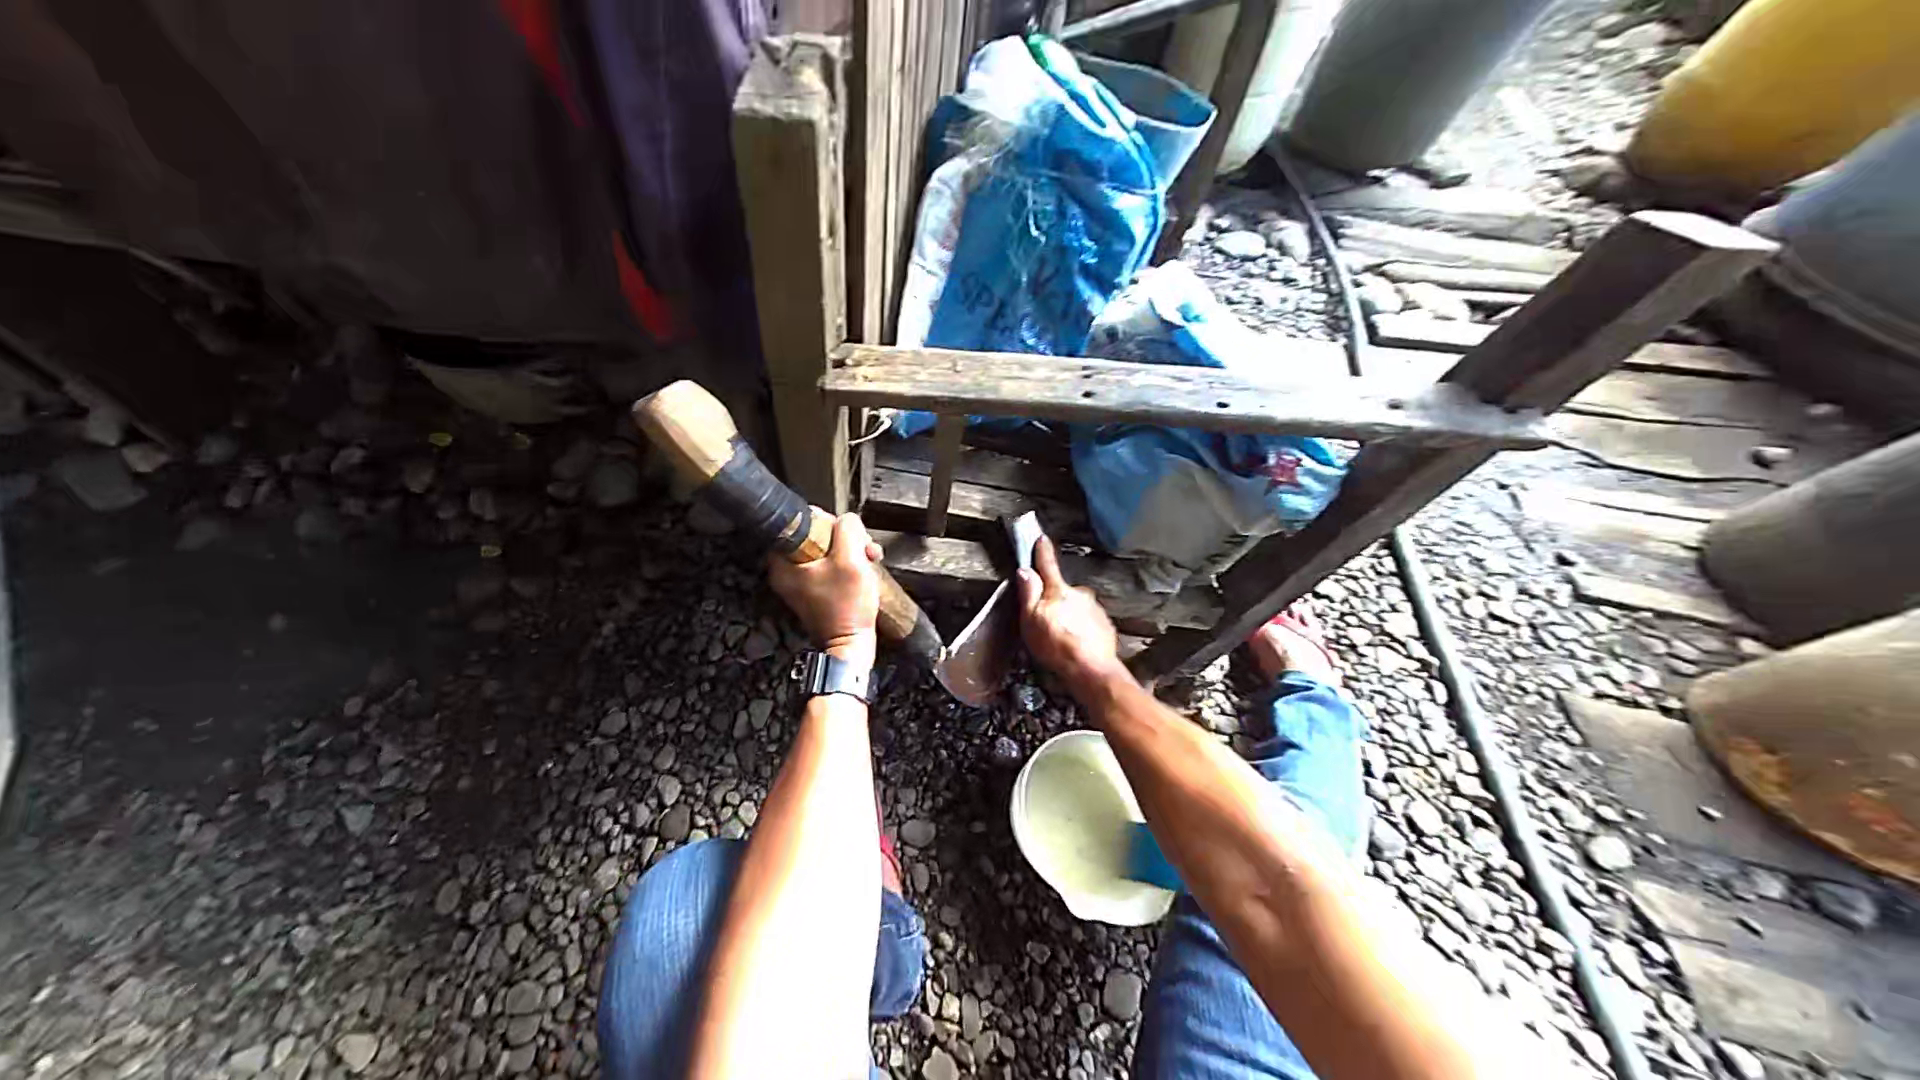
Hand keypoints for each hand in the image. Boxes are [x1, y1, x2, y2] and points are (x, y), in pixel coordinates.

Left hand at [768, 512, 881, 662]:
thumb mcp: (851, 559)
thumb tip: (848, 520)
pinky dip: (848, 565)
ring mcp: (799, 582)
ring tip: (869, 560)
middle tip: (864, 549)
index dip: (830, 522)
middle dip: (846, 539)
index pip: (803, 522)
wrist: (851, 646)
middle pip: (817, 535)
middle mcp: (785, 571)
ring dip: (851, 551)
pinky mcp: (814, 591)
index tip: (846, 534)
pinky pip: (830, 566)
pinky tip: (864, 570)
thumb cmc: (848, 608)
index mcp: (784, 561)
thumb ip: (848, 529)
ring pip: (827, 550)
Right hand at [1017, 535, 1123, 694]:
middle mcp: (1080, 594)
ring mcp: (1094, 609)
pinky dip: (1080, 630)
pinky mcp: (1104, 625)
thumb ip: (1028, 593)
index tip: (1041, 539)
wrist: (1092, 670)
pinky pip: (1087, 622)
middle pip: (1061, 590)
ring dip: (1068, 618)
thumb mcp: (1031, 621)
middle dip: (1054, 601)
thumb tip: (1025, 572)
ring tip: (1059, 640)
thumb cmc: (1059, 648)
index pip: (1048, 564)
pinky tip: (1073, 644)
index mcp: (1058, 591)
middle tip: (1045, 622)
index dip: (1042, 551)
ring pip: (1076, 607)